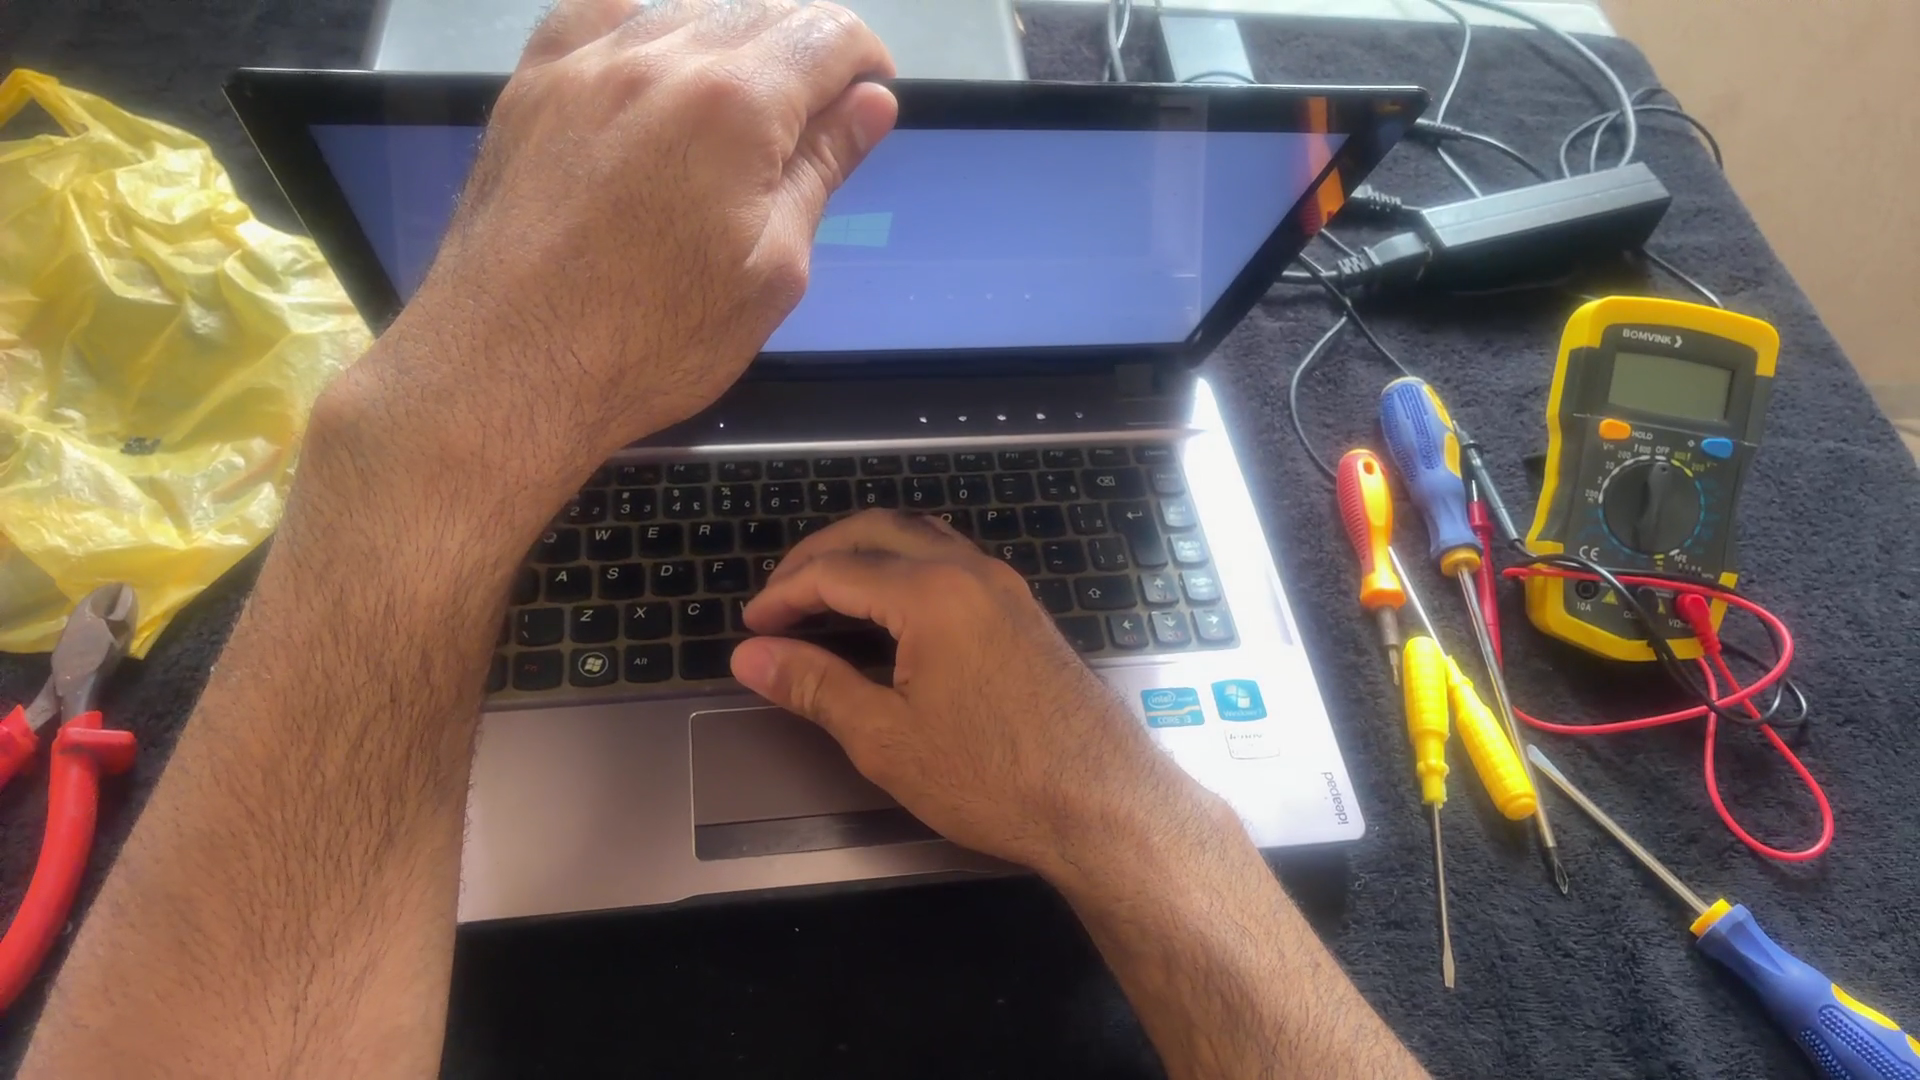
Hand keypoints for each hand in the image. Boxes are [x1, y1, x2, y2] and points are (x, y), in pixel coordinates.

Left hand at [322, 0, 896, 493]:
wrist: (511, 367)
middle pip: (759, 9)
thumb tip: (872, 104)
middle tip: (820, 114)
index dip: (864, 59)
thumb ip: (821, 171)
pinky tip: (663, 77)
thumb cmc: (662, 340)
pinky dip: (654, 32)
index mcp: (735, 105)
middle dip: (807, 47)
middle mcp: (659, 54)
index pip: (824, 36)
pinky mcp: (531, 82)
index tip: (875, 94)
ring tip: (748, 110)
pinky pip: (605, 16)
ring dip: (736, 40)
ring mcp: (584, 59)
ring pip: (684, 7)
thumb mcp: (772, 270)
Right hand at [730, 510, 1217, 879]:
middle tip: (779, 599)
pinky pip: (950, 560)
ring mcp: (1003, 585)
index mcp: (932, 592)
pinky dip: (904, 567)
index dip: (784, 595)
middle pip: (877, 531)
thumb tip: (753, 656)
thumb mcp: (888, 738)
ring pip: (919, 537)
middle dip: (818, 556)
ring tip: (825, 593)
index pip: (837, 571)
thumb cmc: (991, 777)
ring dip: (865, 552)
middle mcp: (970, 569)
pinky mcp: (1022, 608)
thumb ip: (816, 686)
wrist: (1103, 801)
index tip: (751, 628)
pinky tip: (890, 607)